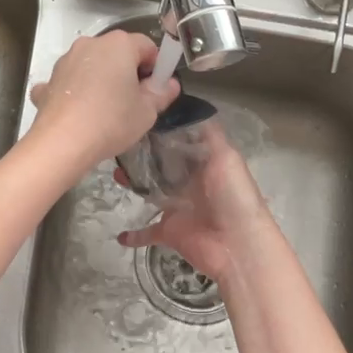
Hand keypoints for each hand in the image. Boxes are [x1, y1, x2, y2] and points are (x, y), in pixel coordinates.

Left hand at [26, 30, 179, 175]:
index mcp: (118, 44)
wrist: (62, 142)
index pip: (147, 46)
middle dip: (127, 72)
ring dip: (100, 80)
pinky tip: (78, 113)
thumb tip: (169, 84)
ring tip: (104, 110)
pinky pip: (69, 82)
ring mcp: (65, 61)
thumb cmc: (111, 121)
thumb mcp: (146, 111)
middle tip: (133, 102)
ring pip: (92, 65)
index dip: (155, 68)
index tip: (154, 90)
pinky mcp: (48, 81)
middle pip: (117, 53)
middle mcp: (90, 44)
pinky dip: (76, 92)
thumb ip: (161, 93)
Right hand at [115, 121, 270, 284]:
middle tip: (120, 144)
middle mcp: (191, 182)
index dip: (162, 130)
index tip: (139, 115)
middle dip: (143, 155)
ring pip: (151, 192)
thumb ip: (207, 133)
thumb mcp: (225, 156)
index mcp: (206, 163)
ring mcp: (178, 207)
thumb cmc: (233, 197)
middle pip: (162, 165)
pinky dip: (134, 235)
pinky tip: (119, 234)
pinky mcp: (169, 231)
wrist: (237, 246)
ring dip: (134, 183)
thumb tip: (186, 107)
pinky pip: (147, 232)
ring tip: (114, 173)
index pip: (180, 141)